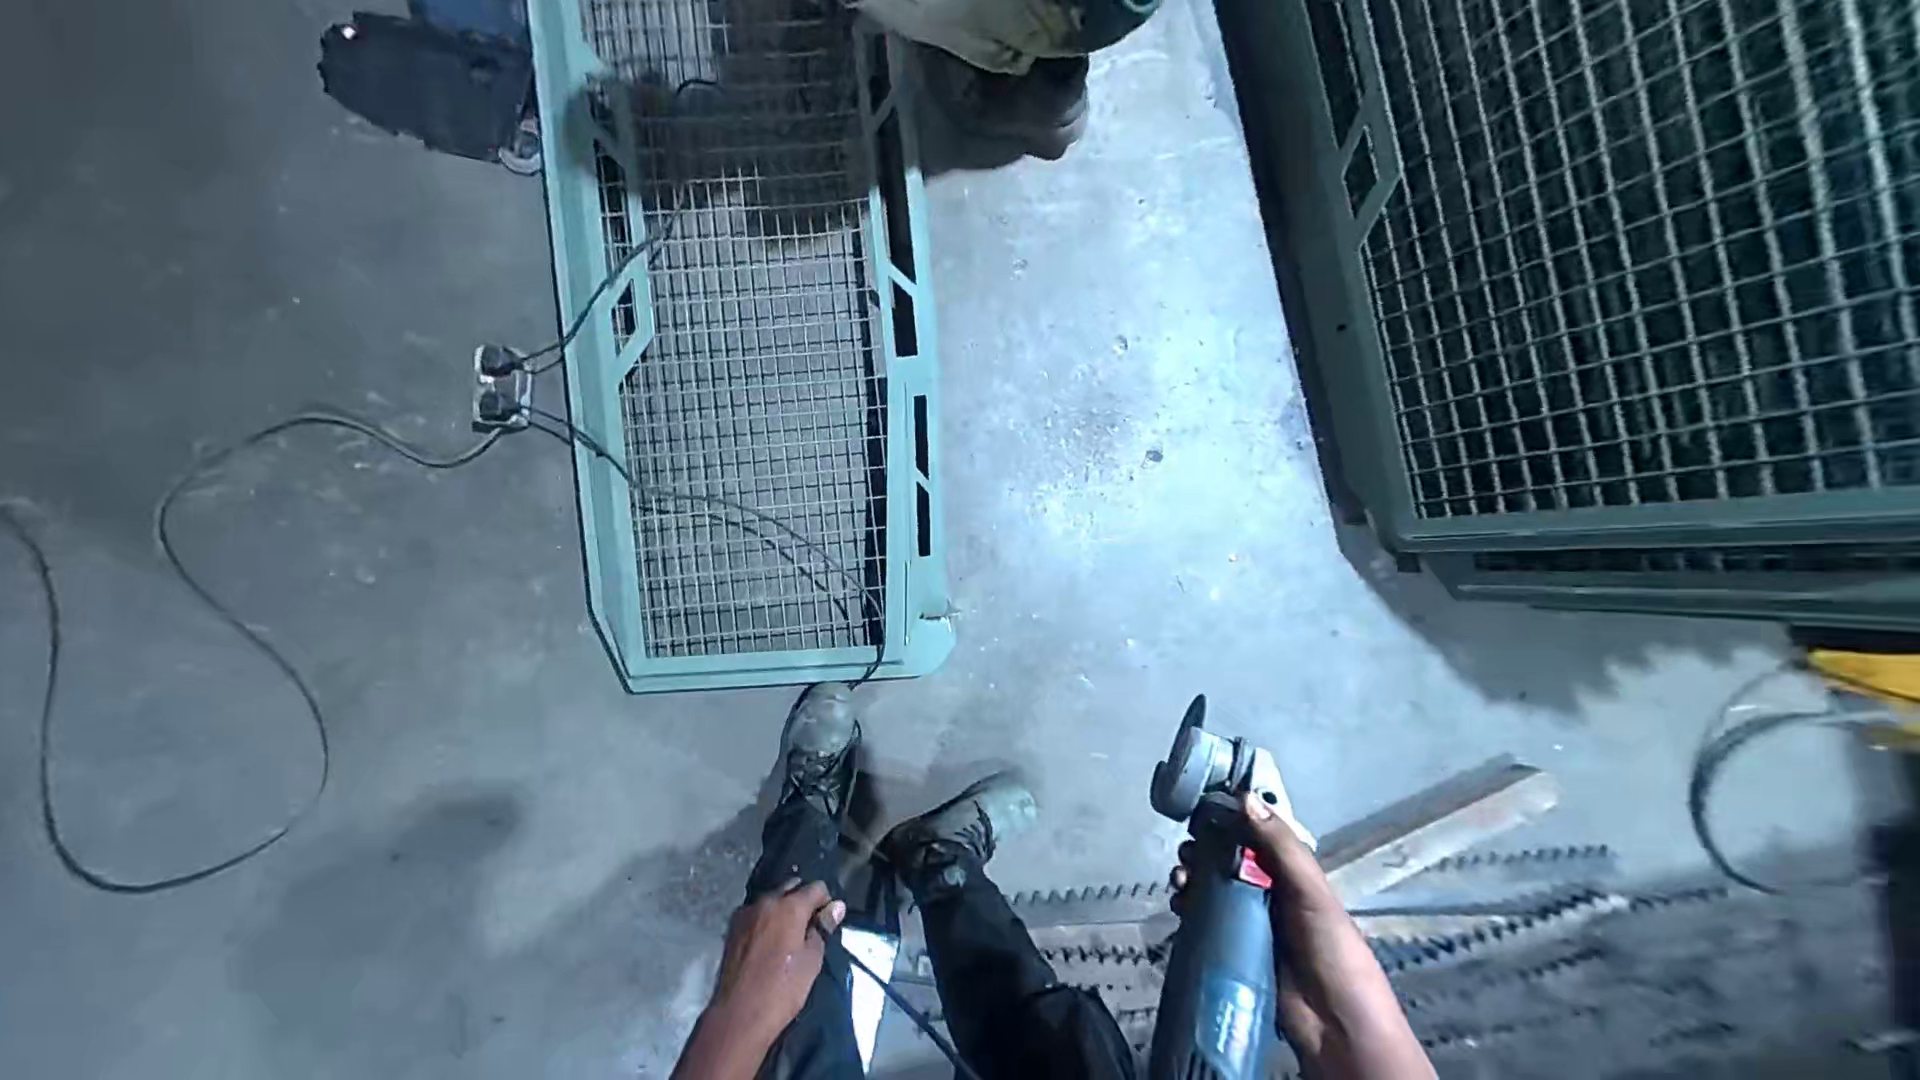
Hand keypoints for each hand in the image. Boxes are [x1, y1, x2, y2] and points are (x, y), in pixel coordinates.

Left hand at [672, 879, 845, 1079]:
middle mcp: (767, 901)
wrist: (737, 1018)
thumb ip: (823, 928)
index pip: (817, 887)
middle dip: (803, 901)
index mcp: (790, 906)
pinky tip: (767, 942)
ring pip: (772, 899)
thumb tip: (836, 907)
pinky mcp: (732, 928)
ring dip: (783, 909)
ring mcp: (746, 913)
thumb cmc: (781, 991)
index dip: (826, 902)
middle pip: (792, 887)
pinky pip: (756, 913)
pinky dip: (765, 919)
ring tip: (786, 937)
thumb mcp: (812, 961)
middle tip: (808, 929)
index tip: (826, 922)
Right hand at [1170, 795, 1433, 1079]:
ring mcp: (1246, 918)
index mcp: (1288, 872)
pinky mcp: (1231, 944)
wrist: (1336, 1029)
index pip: (1252, 834)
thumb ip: (1281, 846)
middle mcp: (1265, 890)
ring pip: (1208, 885)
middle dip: (1200, 849)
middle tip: (1188, 852)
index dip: (1227, 820)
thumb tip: (1246, 797)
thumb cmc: (1333, 953)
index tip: (1201, 811)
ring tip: (1181, 880)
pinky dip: (1187, 905)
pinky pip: (1202, 916)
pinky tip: (1180, 904)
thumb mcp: (1313, 892)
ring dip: (1189, 875)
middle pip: (1223, 858)